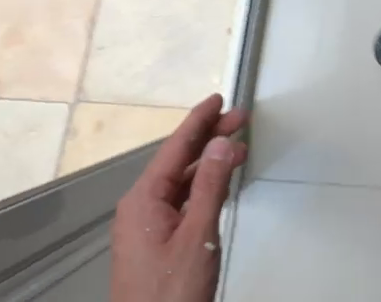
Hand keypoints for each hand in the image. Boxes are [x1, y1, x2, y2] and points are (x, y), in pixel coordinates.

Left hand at [109, 94, 250, 301]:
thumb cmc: (172, 294)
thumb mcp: (197, 236)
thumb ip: (211, 185)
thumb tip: (222, 141)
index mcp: (143, 200)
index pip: (175, 148)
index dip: (198, 121)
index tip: (219, 98)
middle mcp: (139, 208)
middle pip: (177, 160)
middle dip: (208, 137)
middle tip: (242, 118)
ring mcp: (145, 228)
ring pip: (179, 181)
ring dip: (208, 161)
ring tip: (240, 146)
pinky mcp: (154, 244)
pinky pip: (179, 201)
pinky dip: (202, 185)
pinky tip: (220, 182)